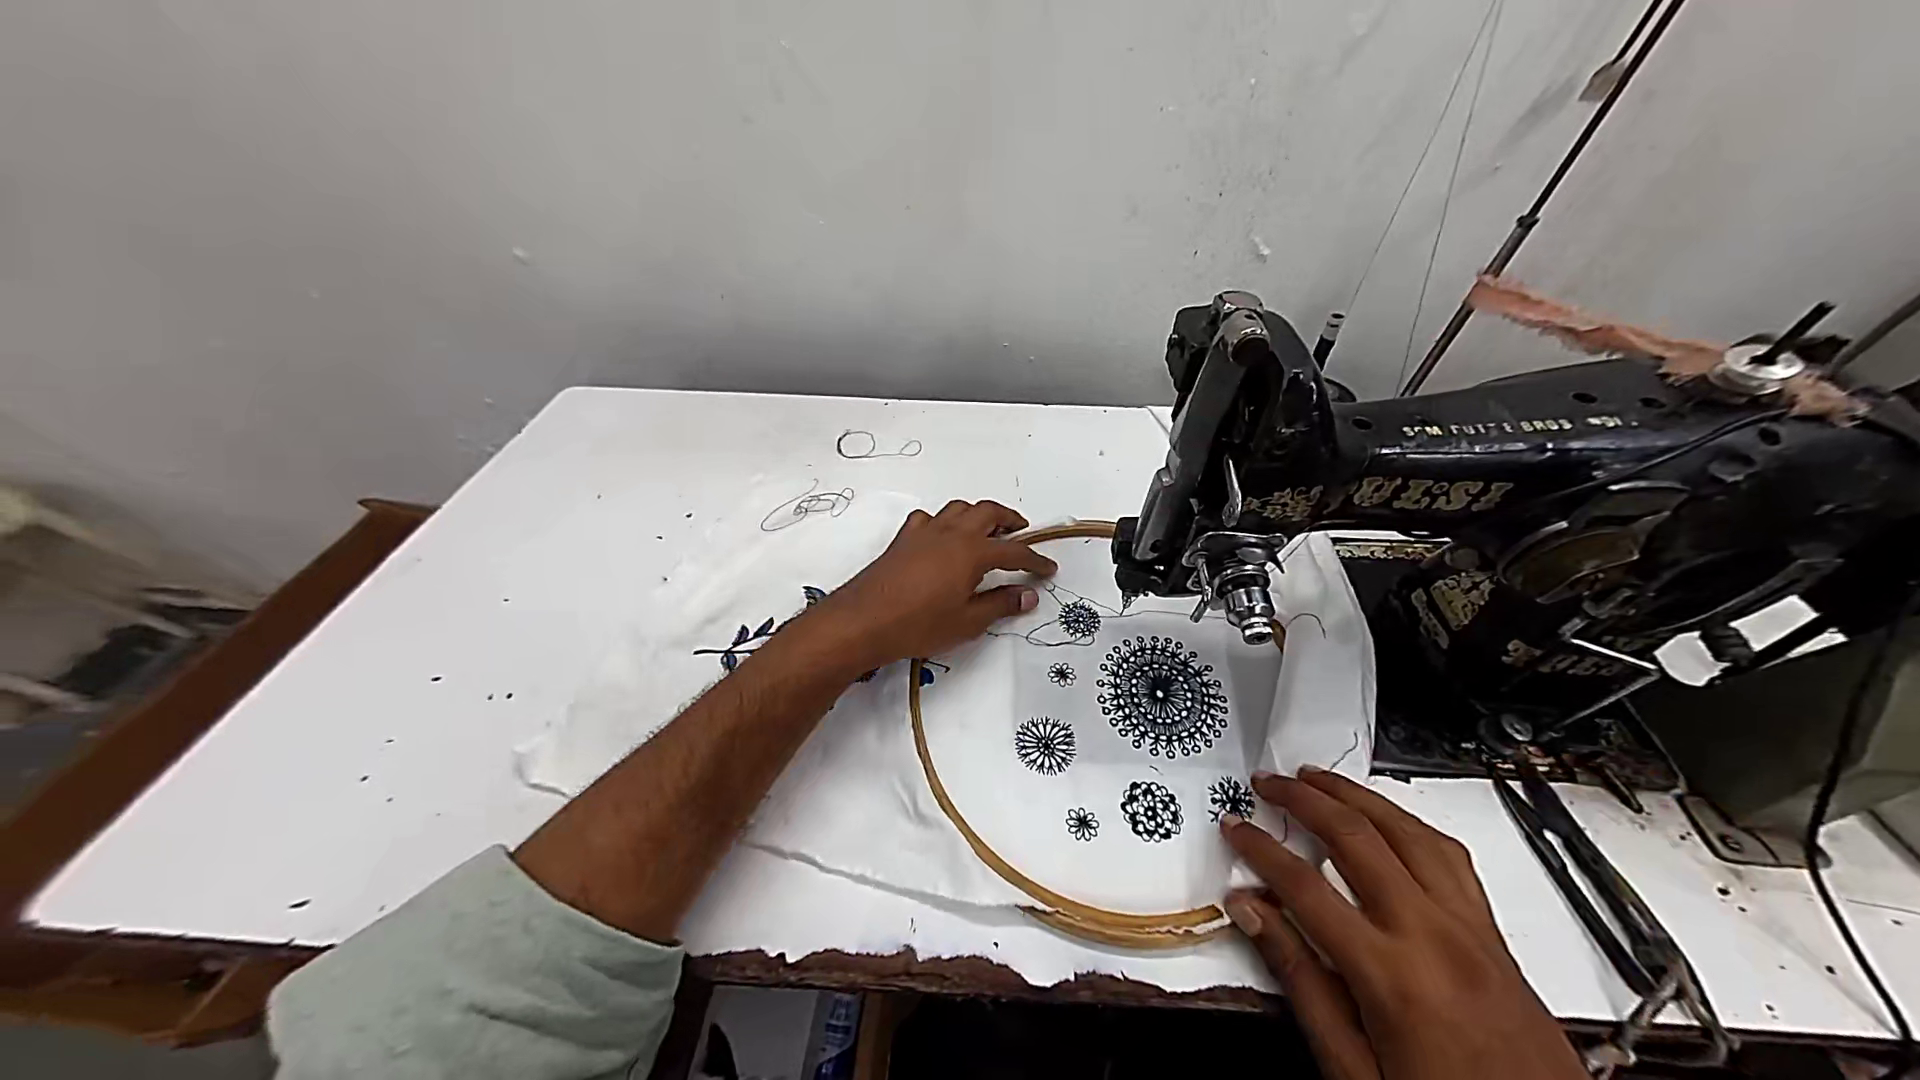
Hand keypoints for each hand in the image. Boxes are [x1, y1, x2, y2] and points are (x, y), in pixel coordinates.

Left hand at [794, 500, 1055, 675]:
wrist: (864, 621)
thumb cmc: (916, 623)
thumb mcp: (967, 621)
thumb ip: (1000, 604)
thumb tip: (1025, 596)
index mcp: (972, 552)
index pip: (1014, 552)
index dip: (1034, 561)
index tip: (1046, 568)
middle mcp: (950, 533)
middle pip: (988, 513)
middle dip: (1010, 520)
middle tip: (1022, 533)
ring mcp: (924, 533)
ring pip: (958, 509)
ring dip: (977, 514)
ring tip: (987, 529)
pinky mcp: (904, 540)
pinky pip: (928, 519)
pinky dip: (942, 522)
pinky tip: (942, 537)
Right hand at [1219, 769, 1585, 1079]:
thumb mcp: (1352, 1069)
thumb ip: (1298, 978)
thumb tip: (1251, 910)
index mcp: (1391, 977)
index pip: (1303, 886)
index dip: (1259, 849)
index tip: (1235, 829)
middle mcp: (1433, 939)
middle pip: (1355, 837)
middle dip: (1301, 798)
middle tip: (1268, 782)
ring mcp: (1470, 931)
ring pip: (1406, 831)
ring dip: (1354, 795)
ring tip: (1316, 778)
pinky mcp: (1494, 935)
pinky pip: (1450, 856)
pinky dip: (1407, 821)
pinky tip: (1386, 816)